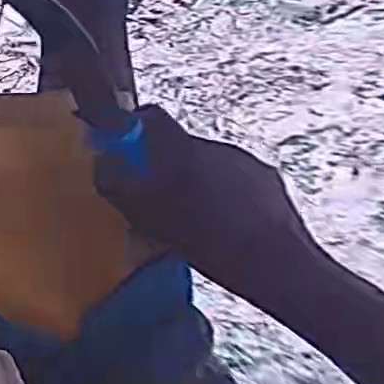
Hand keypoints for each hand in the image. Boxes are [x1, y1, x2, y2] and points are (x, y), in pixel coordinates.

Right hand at [94, 105, 326, 302]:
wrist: (280, 268)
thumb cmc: (204, 237)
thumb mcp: (141, 213)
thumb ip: (117, 184)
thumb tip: (103, 167)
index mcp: (183, 148)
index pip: (151, 115)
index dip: (132, 124)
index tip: (120, 142)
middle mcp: (217, 147)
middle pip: (179, 143)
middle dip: (162, 160)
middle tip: (150, 188)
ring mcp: (250, 164)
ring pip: (207, 162)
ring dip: (193, 177)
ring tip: (186, 210)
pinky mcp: (274, 183)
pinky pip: (235, 178)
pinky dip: (222, 192)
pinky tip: (218, 220)